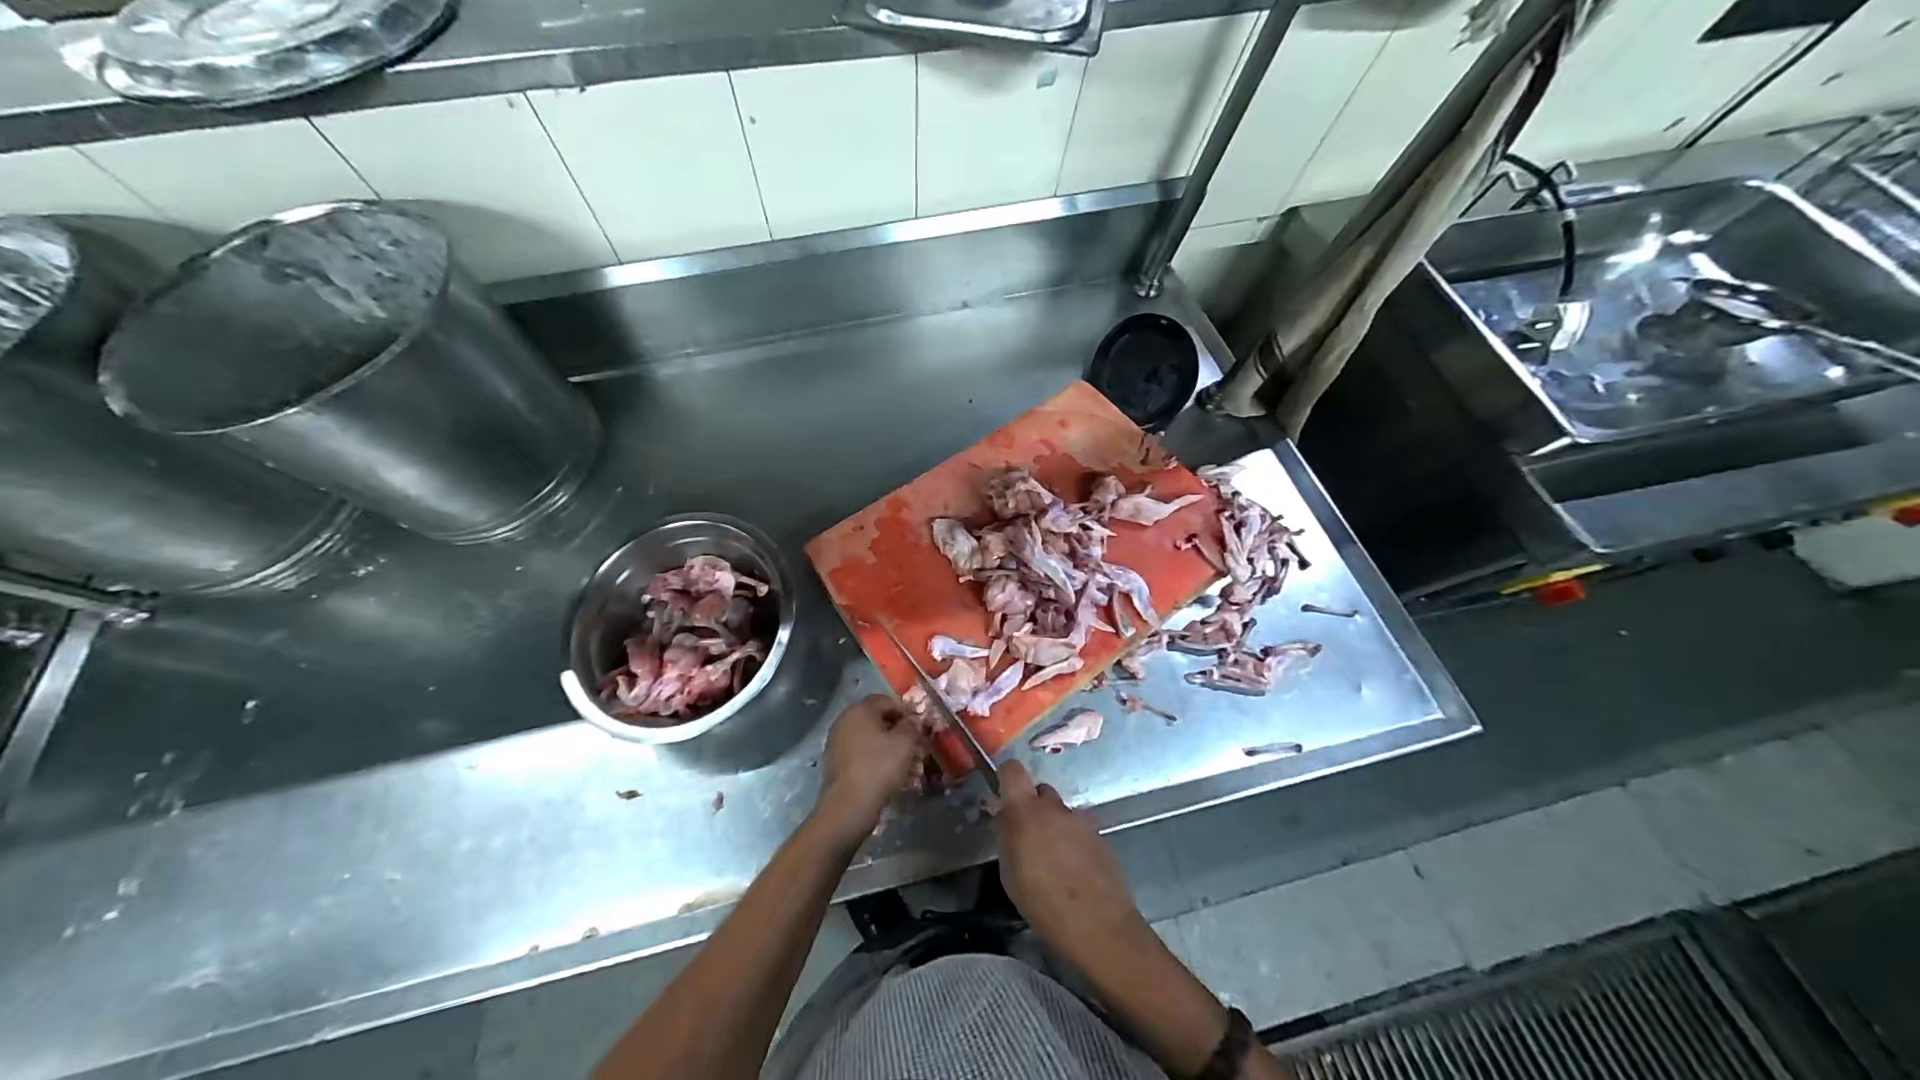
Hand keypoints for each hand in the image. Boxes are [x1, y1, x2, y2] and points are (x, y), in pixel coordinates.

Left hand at [814, 695, 926, 842]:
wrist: (849, 805)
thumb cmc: (879, 767)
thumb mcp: (905, 742)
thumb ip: (911, 725)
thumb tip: (911, 721)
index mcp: (859, 710)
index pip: (886, 701)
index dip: (905, 712)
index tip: (918, 729)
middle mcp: (844, 720)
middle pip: (877, 719)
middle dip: (897, 731)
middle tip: (914, 747)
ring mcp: (837, 741)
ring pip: (869, 738)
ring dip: (888, 747)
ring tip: (905, 765)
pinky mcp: (835, 762)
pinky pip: (861, 753)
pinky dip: (875, 759)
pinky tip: (888, 775)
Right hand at [994, 760, 1149, 963]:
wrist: (1099, 925)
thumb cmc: (1043, 903)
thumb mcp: (1009, 873)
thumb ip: (1006, 836)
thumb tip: (1005, 816)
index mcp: (1027, 811)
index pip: (1013, 770)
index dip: (1006, 778)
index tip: (1003, 796)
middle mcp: (1055, 808)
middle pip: (1040, 792)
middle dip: (1032, 808)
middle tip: (1027, 837)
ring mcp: (1081, 820)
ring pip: (1060, 813)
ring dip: (1053, 826)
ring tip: (1052, 861)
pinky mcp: (1101, 836)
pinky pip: (1078, 830)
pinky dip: (1072, 842)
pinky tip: (1073, 871)